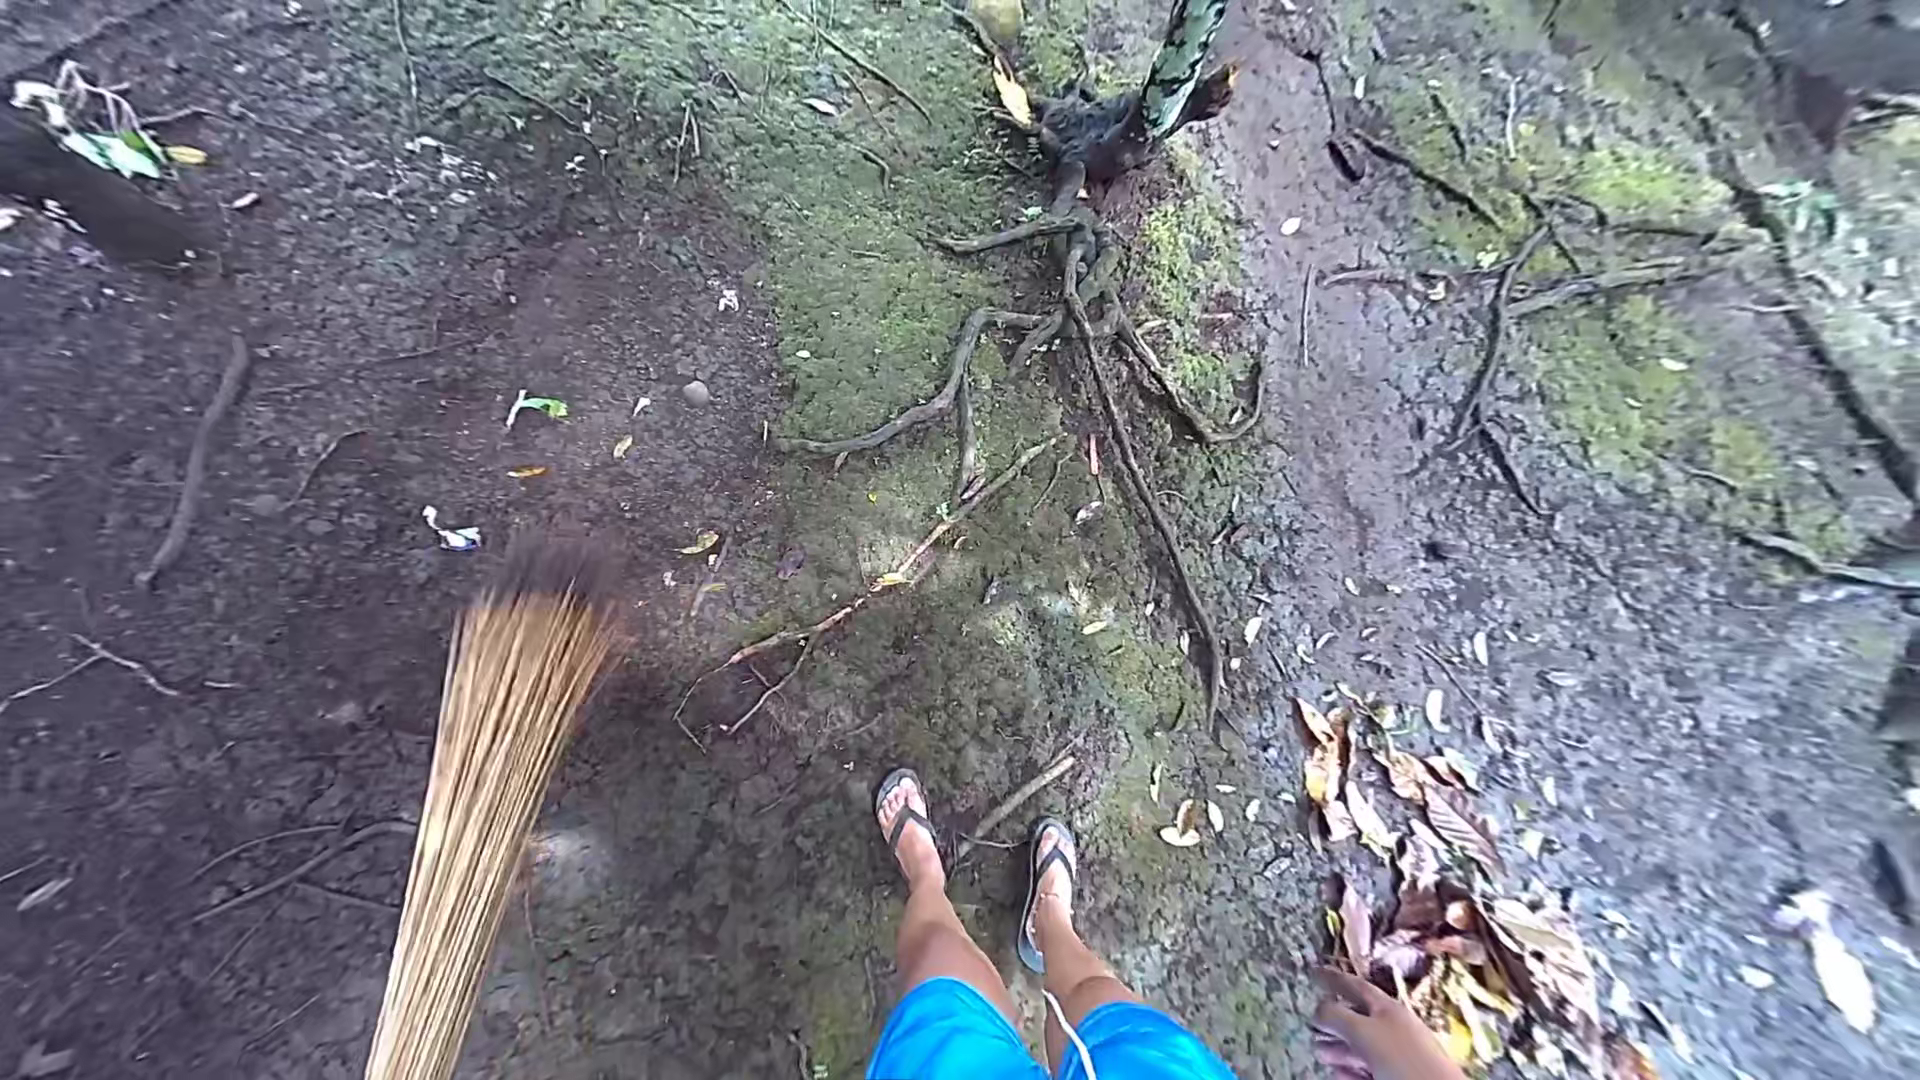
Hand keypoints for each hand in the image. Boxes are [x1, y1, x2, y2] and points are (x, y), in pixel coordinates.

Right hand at [1312, 967, 1467, 1079]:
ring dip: (1339, 1049)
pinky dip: (1352, 1071)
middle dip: (1333, 1021)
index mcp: (1389, 1009)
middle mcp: (1396, 1029)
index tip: (1313, 973)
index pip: (1355, 985)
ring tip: (1320, 1053)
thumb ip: (1335, 1015)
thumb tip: (1318, 1010)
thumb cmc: (1402, 1062)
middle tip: (1312, 1024)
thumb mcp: (1361, 1031)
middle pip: (1358, 1018)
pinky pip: (1372, 1070)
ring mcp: (1403, 1058)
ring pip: (1364, 1047)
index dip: (1332, 978)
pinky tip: (1339, 1075)